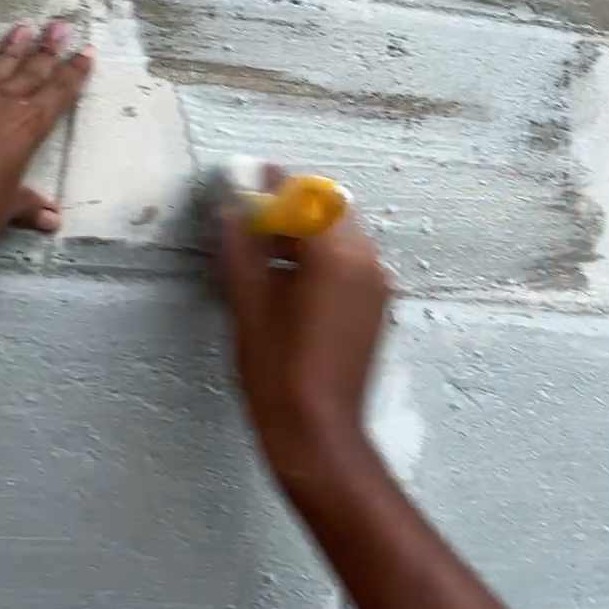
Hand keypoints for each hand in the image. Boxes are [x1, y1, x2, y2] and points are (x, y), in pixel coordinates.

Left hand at [0, 20, 92, 279]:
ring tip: (23, 28)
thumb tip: (51, 219)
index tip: (86, 52)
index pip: (58, 91)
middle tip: (61, 25)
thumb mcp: (5, 210)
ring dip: (9, 48)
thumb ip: (29, 205)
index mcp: (26, 126)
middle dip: (48, 47)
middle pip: (29, 69)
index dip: (74, 72)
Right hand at [215, 167, 392, 481]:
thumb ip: (241, 250)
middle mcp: (366, 260)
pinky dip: (324, 252)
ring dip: (308, 227)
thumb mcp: (249, 307)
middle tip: (255, 211)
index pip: (304, 198)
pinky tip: (292, 272)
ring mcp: (377, 283)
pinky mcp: (377, 303)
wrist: (320, 435)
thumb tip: (230, 212)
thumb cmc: (278, 375)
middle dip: (292, 204)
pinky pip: (352, 258)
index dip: (275, 183)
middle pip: (328, 210)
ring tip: (268, 242)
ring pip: (342, 233)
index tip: (252, 173)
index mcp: (335, 256)